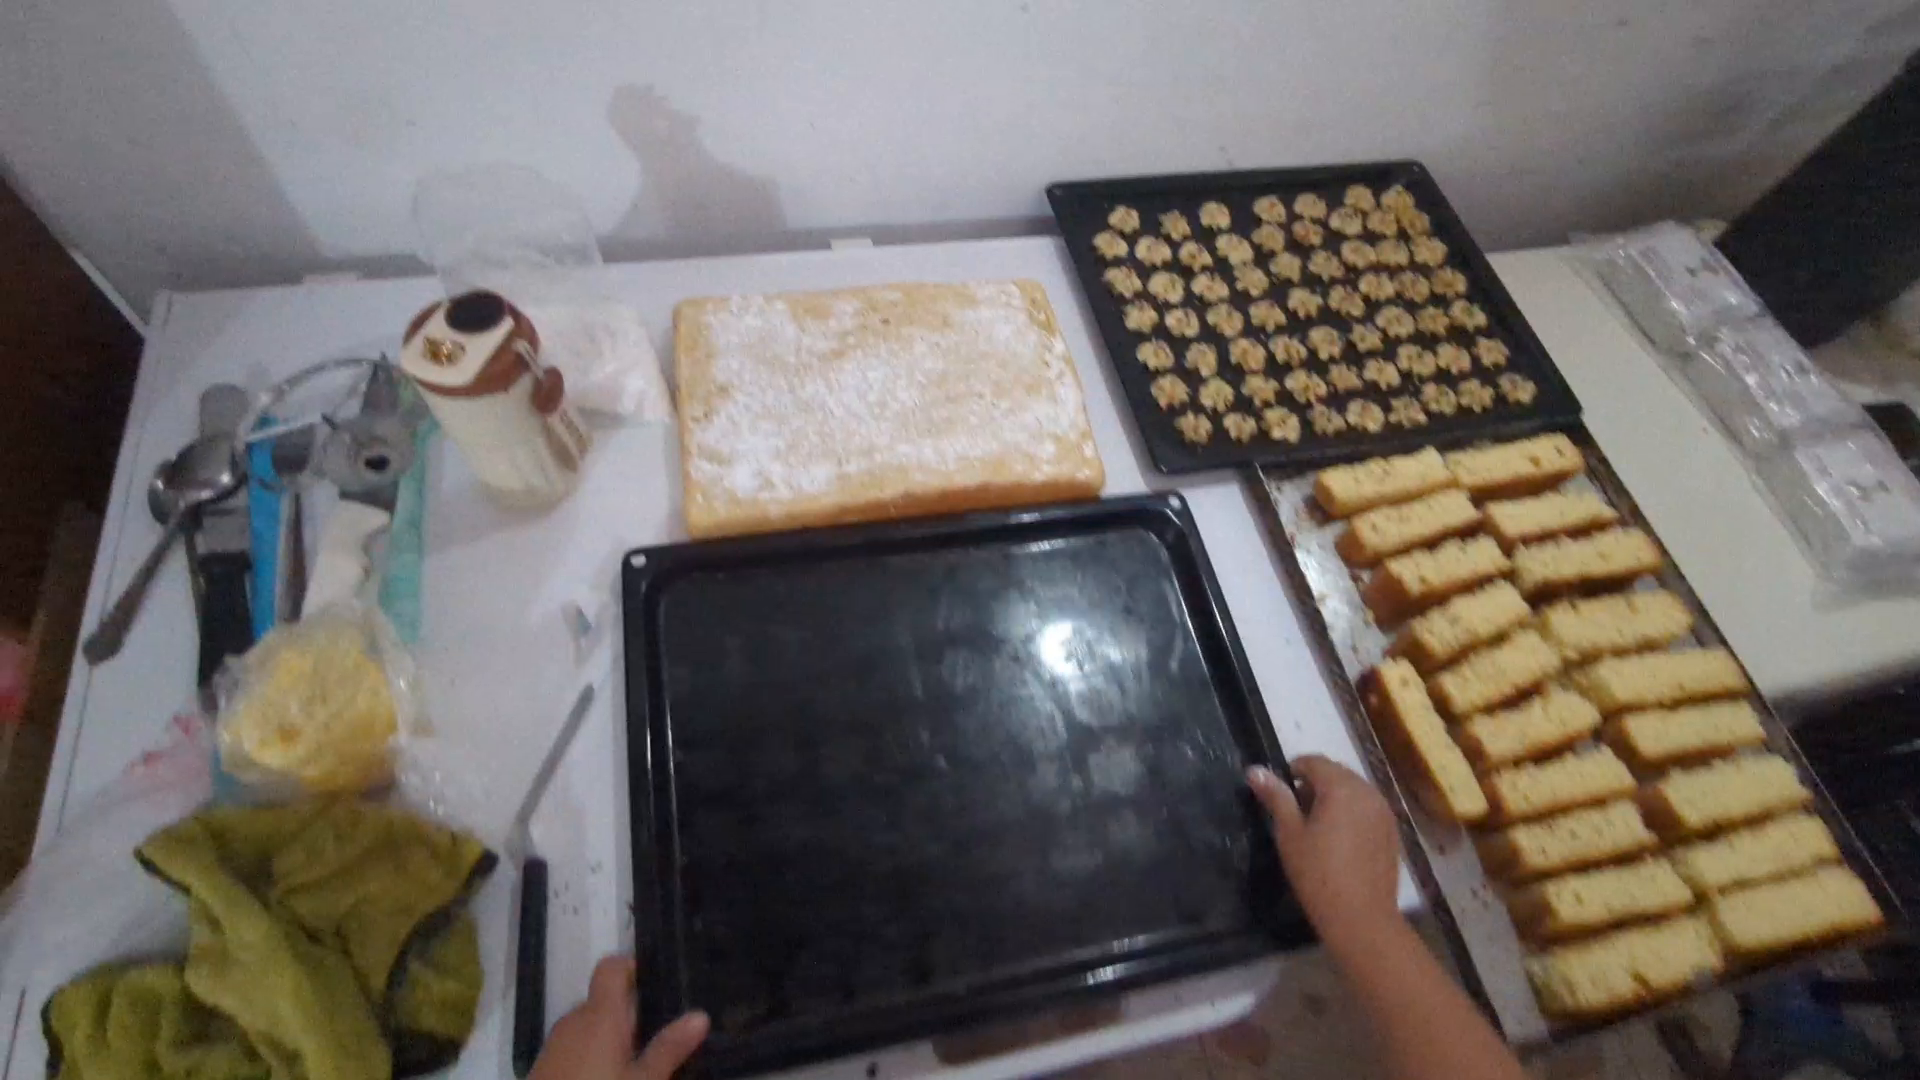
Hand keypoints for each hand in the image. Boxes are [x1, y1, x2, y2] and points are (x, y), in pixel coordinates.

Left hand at [530, 955, 709, 1079]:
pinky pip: (573, 1048)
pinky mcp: (541, 1071)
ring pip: (589, 1026)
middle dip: (629, 1014)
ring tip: (635, 1064)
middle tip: (657, 1036)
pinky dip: (590, 1056)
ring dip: (610, 1038)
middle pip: (604, 1000)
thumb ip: (669, 1048)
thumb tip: (701, 1015)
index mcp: (600, 1014)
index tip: (657, 986)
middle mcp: (574, 1020)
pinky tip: (605, 1079)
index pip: (612, 967)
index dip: (633, 969)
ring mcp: (553, 1047)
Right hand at [1246, 756, 1402, 955]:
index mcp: (1341, 787)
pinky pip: (1367, 808)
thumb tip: (1255, 770)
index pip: (1314, 761)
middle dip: (1314, 782)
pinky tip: (1339, 839)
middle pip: (1336, 772)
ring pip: (1354, 789)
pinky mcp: (1393, 832)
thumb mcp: (1289, 833)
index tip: (1279, 794)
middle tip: (1295, 810)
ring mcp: (1384, 812)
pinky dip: (1351, 811)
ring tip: (1316, 825)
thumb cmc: (1318, 873)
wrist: (1362, 919)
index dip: (1293, 770)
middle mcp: (1368, 792)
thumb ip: (1275, 796)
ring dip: (1334, 796)